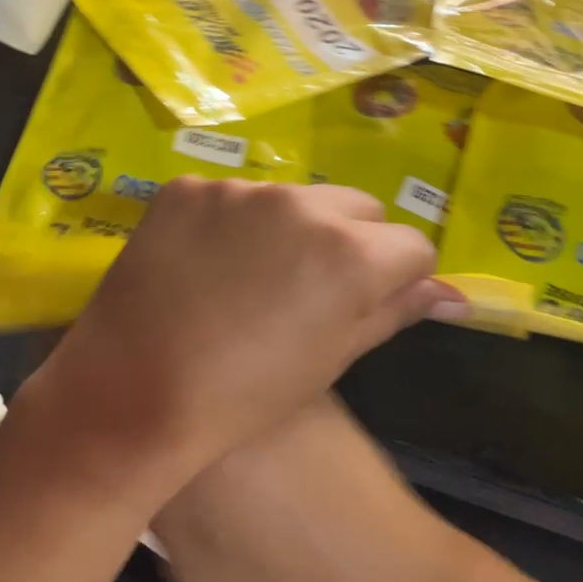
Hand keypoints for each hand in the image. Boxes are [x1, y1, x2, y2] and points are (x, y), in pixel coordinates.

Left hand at [19, 178, 467, 479]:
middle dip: (348, 241)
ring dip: (286, 227)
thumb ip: (392, 312)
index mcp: (349, 252)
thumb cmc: (242, 395)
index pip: (410, 245)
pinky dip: (228, 222)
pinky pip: (228, 196)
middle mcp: (299, 203)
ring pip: (289, 198)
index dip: (396, 278)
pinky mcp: (186, 187)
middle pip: (354, 208)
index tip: (366, 304)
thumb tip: (450, 294)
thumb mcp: (329, 360)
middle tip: (307, 290)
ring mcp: (236, 189)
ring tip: (247, 279)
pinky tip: (202, 264)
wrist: (132, 389)